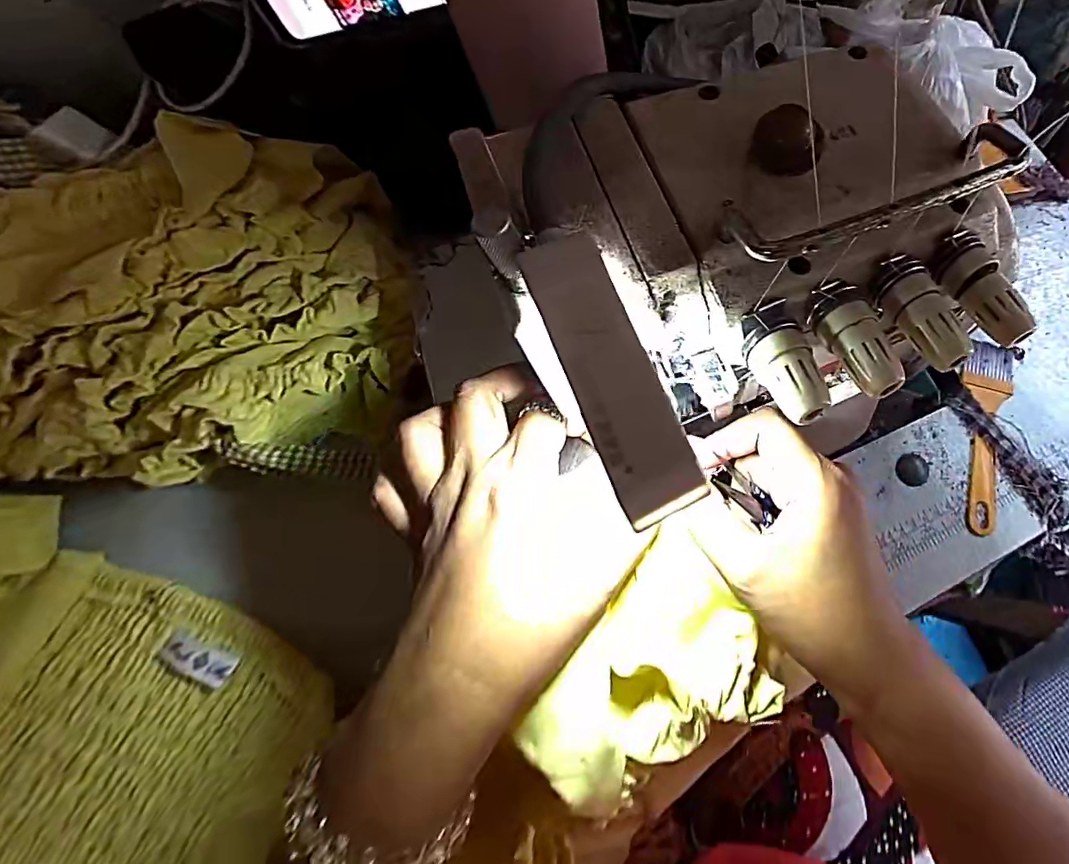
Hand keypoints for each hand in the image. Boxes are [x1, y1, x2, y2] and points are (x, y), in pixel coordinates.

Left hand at [372, 368, 653, 694]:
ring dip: (452, 412)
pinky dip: (407, 464)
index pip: (545, 418)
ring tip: (484, 414)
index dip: (577, 412)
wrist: (456, 688)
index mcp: (517, 484)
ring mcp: (432, 504)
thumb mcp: (603, 568)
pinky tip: (435, 468)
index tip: (595, 421)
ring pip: (419, 428)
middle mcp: (469, 481)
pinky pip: (388, 482)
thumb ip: (641, 513)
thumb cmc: (530, 630)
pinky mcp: (409, 533)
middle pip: (475, 399)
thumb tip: (680, 477)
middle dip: (511, 381)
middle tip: (537, 391)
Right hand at [687, 408, 915, 704]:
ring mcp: (838, 493)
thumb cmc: (817, 616)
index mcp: (817, 479)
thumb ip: (706, 518)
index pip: (762, 426)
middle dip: (732, 476)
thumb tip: (683, 485)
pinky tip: (762, 544)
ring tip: (741, 537)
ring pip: (776, 472)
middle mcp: (833, 476)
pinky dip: (766, 509)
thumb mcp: (746, 567)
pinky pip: (790, 491)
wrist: (865, 650)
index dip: (722, 441)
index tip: (698, 468)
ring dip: (748, 496)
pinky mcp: (835, 510)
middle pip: (767, 450)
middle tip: (712, 513)